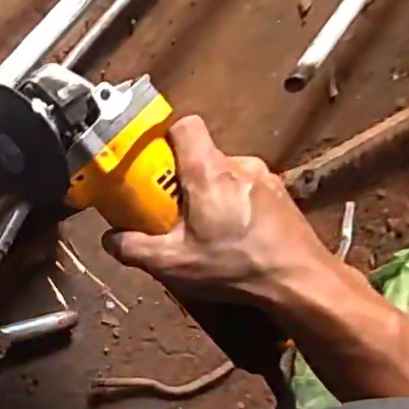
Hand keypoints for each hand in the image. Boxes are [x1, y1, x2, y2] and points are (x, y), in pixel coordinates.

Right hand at [102, 116, 337, 305]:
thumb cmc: (236, 266)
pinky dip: (228, 208)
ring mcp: (263, 178)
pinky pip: (242, 191)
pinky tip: (228, 240)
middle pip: (198, 158)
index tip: (149, 171)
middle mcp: (239, 165)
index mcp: (210, 172)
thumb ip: (134, 248)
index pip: (184, 127)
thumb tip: (110, 239)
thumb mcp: (172, 264)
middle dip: (178, 183)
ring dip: (205, 198)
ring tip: (200, 235)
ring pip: (221, 177)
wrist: (298, 281)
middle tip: (169, 218)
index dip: (163, 142)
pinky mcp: (278, 195)